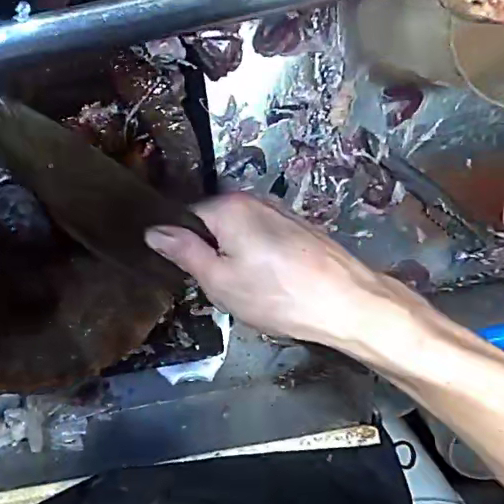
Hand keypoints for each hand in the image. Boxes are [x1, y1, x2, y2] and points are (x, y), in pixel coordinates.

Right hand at [143, 192, 435, 361]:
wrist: (351, 305)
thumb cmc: (277, 295)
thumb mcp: (218, 280)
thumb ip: (182, 251)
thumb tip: (152, 230)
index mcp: (227, 206)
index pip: (184, 217)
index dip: (182, 247)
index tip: (192, 274)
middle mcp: (252, 199)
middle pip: (212, 223)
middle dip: (210, 251)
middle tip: (219, 286)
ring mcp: (278, 210)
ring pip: (237, 232)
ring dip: (234, 255)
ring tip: (248, 288)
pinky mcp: (298, 226)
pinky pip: (260, 236)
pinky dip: (257, 256)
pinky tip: (270, 283)